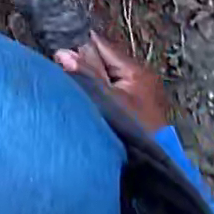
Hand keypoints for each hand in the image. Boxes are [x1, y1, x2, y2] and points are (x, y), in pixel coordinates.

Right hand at [55, 32, 170, 132]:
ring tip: (71, 81)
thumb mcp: (106, 99)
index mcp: (135, 69)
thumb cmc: (132, 130)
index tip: (58, 48)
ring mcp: (137, 91)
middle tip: (63, 68)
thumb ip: (85, 74)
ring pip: (104, 74)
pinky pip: (109, 87)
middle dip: (83, 63)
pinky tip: (85, 96)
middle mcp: (139, 75)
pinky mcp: (134, 105)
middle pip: (102, 59)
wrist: (154, 169)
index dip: (79, 45)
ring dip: (88, 77)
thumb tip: (62, 52)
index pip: (101, 44)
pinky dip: (96, 89)